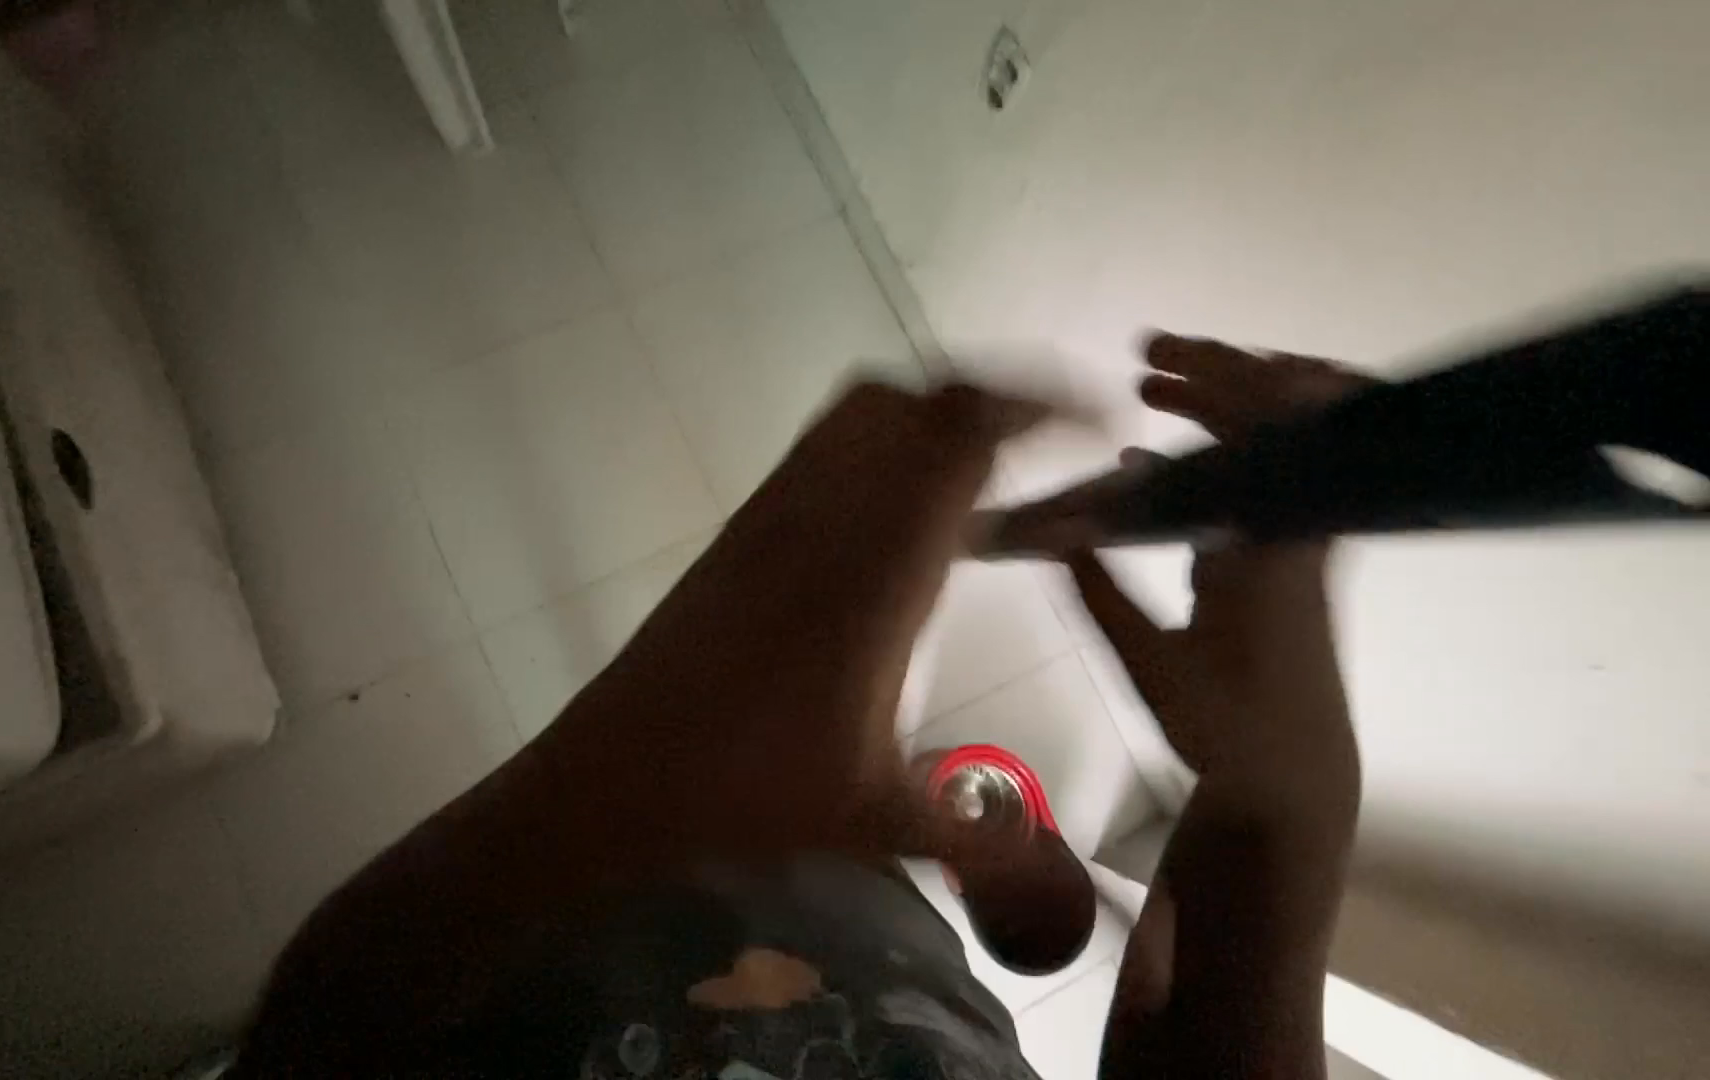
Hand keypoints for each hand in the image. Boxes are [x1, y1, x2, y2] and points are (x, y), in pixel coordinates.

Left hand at [541, 377, 1058, 867]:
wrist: (619, 773)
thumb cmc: (747, 791)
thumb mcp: (876, 820)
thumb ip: (980, 842)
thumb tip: (1060, 881)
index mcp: (881, 575)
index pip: (964, 441)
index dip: (1037, 408)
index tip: (1092, 423)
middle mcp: (828, 521)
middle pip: (917, 400)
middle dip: (990, 401)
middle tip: (1037, 451)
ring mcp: (776, 516)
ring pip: (861, 412)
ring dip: (926, 417)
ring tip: (972, 470)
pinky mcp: (740, 530)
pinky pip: (816, 449)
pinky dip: (871, 443)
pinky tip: (889, 508)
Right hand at [1065, 335, 1365, 803]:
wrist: (1290, 778)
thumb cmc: (1223, 725)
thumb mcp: (1147, 662)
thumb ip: (1098, 594)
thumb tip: (1053, 533)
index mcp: (1272, 546)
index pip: (1271, 437)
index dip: (1227, 384)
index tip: (1159, 367)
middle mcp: (1294, 530)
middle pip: (1280, 423)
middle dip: (1218, 376)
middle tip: (1148, 361)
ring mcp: (1289, 543)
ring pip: (1270, 449)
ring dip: (1217, 410)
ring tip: (1152, 387)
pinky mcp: (1274, 561)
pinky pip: (1251, 485)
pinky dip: (1207, 457)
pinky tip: (1148, 463)